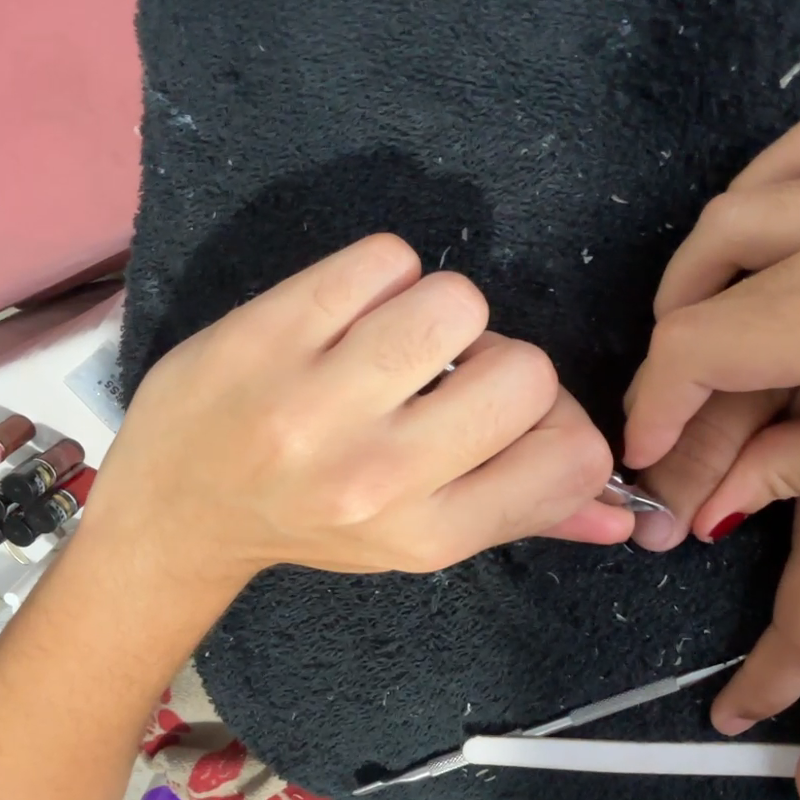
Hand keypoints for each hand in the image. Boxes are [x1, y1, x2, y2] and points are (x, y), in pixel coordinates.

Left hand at [89, 234, 631, 586]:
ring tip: (389, 345)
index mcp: (426, 533)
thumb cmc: (309, 525)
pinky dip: (381, 276)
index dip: (560, 421)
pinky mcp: (266, 332)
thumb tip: (625, 518)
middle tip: (442, 379)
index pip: (570, 458)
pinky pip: (386, 259)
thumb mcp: (418, 540)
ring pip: (457, 303)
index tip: (511, 419)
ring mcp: (314, 401)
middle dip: (499, 361)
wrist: (174, 513)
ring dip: (440, 314)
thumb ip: (524, 518)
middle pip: (528, 370)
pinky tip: (344, 315)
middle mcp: (377, 476)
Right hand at [630, 123, 799, 799]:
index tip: (646, 446)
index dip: (657, 402)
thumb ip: (795, 468)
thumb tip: (703, 506)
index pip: (708, 347)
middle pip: (713, 278)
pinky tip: (763, 235)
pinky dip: (766, 190)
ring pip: (748, 204)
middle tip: (676, 400)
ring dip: (702, 271)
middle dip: (672, 350)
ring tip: (704, 322)